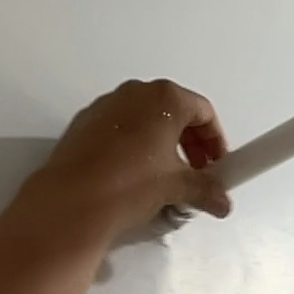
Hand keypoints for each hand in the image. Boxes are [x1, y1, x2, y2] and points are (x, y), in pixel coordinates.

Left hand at [15, 79, 231, 241]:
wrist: (71, 201)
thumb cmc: (130, 184)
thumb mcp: (176, 188)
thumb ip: (205, 190)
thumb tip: (221, 200)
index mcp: (165, 98)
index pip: (203, 111)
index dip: (215, 140)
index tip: (218, 165)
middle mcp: (137, 91)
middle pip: (175, 111)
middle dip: (190, 143)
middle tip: (196, 174)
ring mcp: (109, 103)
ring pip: (146, 118)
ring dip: (162, 144)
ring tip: (165, 179)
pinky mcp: (87, 120)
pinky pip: (121, 126)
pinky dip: (134, 145)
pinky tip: (132, 176)